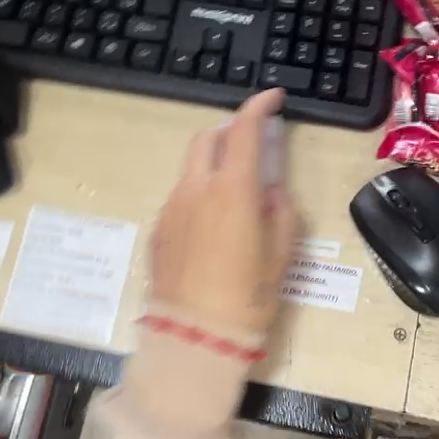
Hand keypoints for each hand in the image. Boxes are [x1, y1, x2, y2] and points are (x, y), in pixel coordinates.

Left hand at [149, 88, 300, 342]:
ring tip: (234, 189)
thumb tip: (271, 190)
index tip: (273, 99)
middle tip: (251, 141)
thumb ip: (280, 211)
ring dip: (213, 164)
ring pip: (191, 168)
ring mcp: (171, 208)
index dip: (260, 106)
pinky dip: (198, 194)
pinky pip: (180, 198)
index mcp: (232, 190)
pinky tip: (213, 224)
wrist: (195, 339)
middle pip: (208, 138)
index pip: (244, 128)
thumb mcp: (281, 254)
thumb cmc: (248, 298)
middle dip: (230, 129)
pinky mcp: (157, 230)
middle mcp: (196, 189)